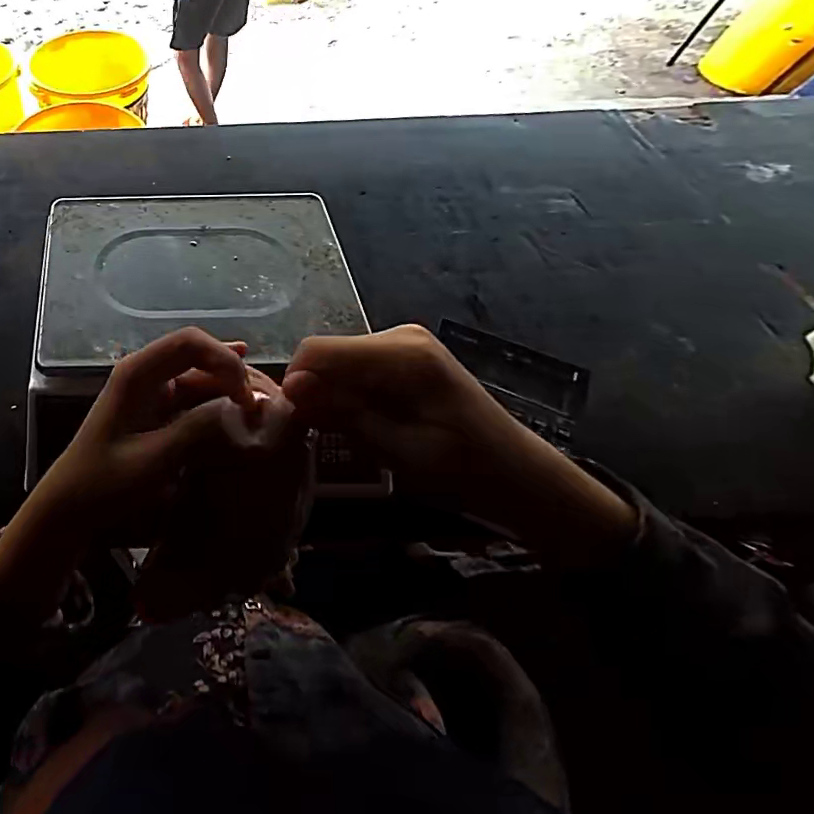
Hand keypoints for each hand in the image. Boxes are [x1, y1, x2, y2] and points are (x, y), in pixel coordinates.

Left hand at [0, 328, 256, 609]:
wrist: (71, 506)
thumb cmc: (105, 482)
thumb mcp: (154, 459)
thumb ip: (197, 430)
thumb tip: (245, 408)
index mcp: (136, 373)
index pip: (189, 342)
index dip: (224, 358)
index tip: (246, 395)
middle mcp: (145, 373)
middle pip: (198, 355)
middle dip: (232, 372)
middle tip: (264, 404)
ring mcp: (151, 391)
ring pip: (199, 376)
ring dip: (229, 388)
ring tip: (262, 408)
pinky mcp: (157, 410)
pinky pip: (193, 396)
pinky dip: (218, 401)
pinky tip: (243, 404)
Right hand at [284, 325, 636, 566]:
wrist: (523, 478)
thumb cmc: (465, 470)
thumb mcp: (399, 449)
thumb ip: (343, 412)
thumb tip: (290, 386)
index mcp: (401, 353)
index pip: (317, 350)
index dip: (297, 383)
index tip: (301, 421)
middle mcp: (399, 335)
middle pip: (326, 355)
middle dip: (317, 391)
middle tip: (331, 436)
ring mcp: (403, 343)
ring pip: (337, 363)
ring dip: (334, 396)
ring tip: (356, 434)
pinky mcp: (404, 356)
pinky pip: (356, 368)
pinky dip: (351, 395)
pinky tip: (371, 422)